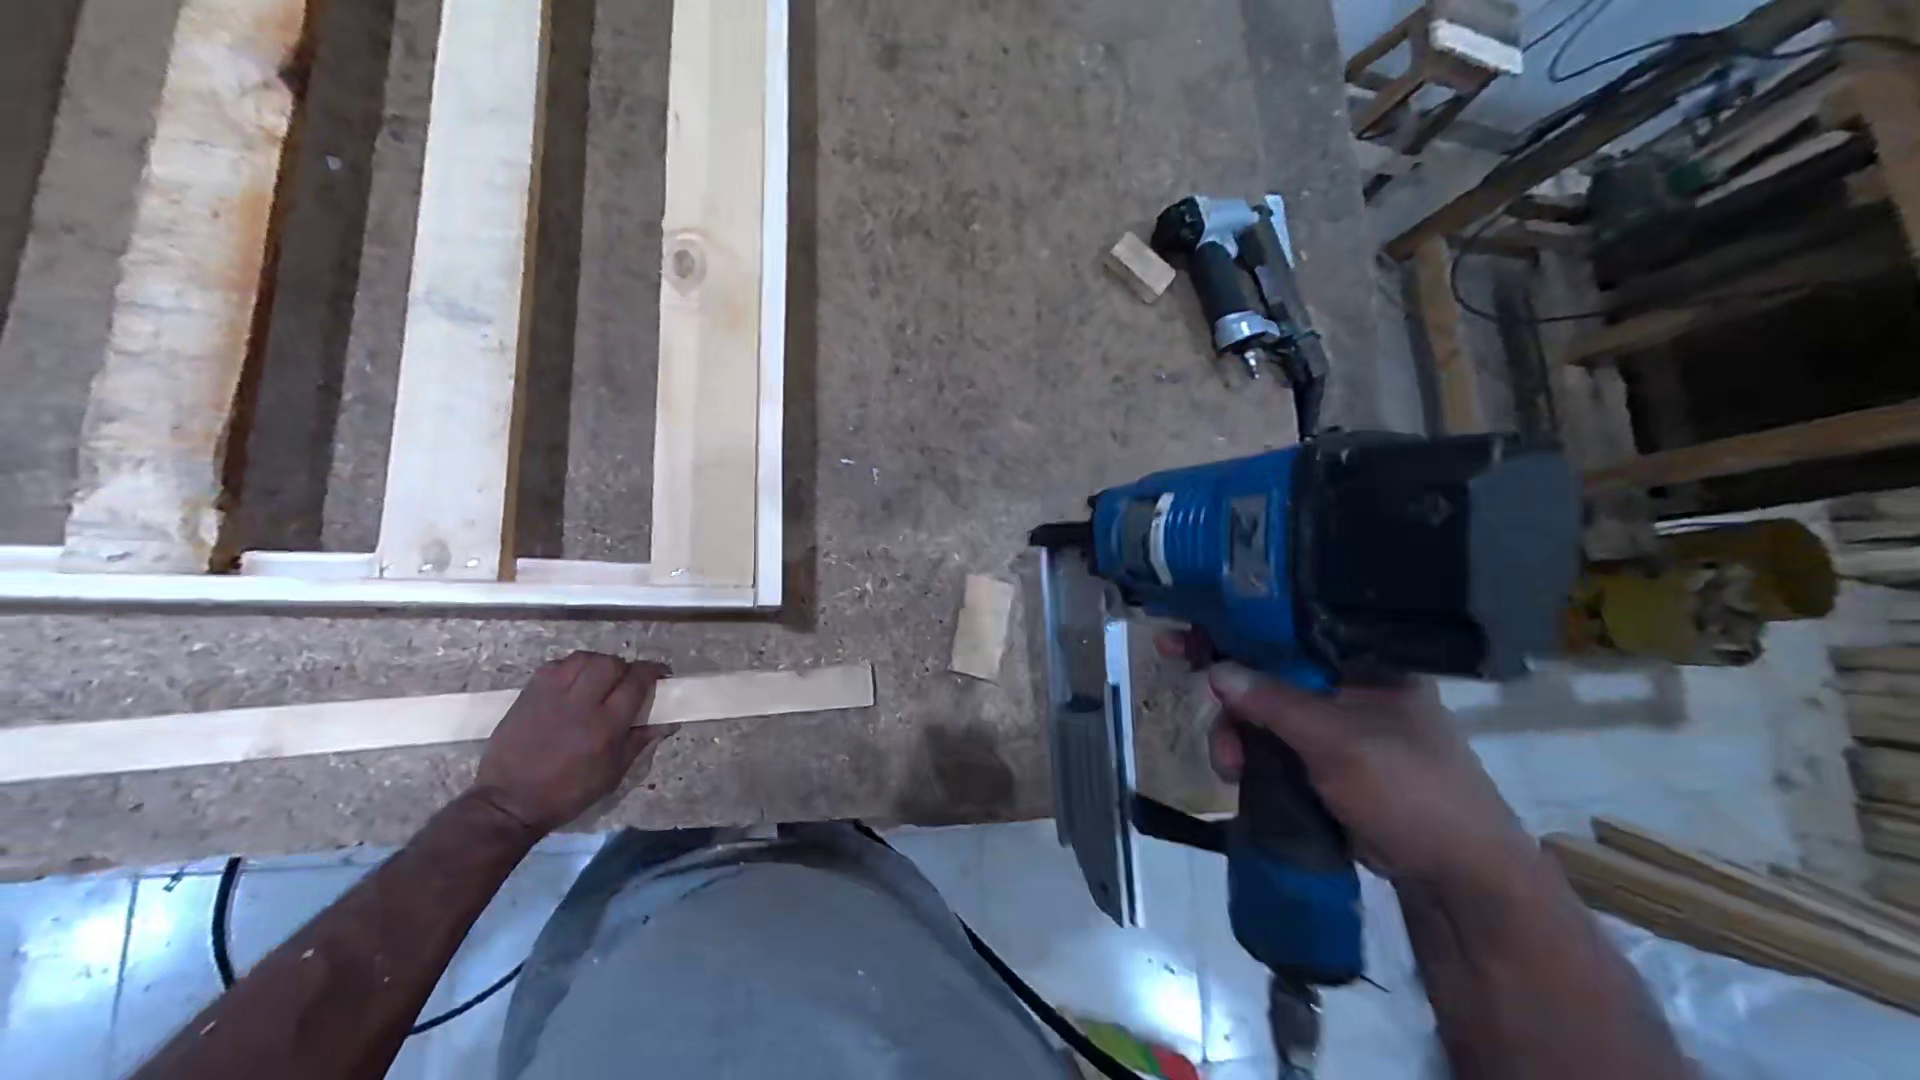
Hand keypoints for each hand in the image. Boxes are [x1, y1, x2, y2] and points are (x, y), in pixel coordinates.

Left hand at [470, 652, 673, 836]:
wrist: (509, 802)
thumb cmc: (568, 792)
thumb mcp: (613, 774)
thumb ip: (640, 741)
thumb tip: (666, 722)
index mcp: (606, 726)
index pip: (636, 682)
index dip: (653, 672)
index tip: (660, 675)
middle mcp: (580, 704)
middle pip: (611, 664)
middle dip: (625, 667)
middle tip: (625, 680)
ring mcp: (551, 695)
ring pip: (584, 658)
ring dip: (598, 663)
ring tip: (599, 678)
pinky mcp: (529, 694)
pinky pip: (556, 665)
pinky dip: (571, 667)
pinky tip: (573, 682)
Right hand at [1162, 633, 1531, 892]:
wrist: (1456, 880)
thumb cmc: (1410, 792)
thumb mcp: (1338, 742)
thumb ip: (1274, 702)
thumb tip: (1215, 669)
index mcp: (1365, 665)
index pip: (1288, 634)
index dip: (1235, 632)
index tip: (1185, 637)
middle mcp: (1347, 687)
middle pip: (1266, 676)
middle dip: (1231, 701)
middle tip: (1204, 712)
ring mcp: (1334, 727)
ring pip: (1263, 714)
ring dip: (1236, 736)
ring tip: (1229, 767)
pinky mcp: (1323, 762)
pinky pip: (1271, 745)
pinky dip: (1249, 756)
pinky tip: (1238, 774)